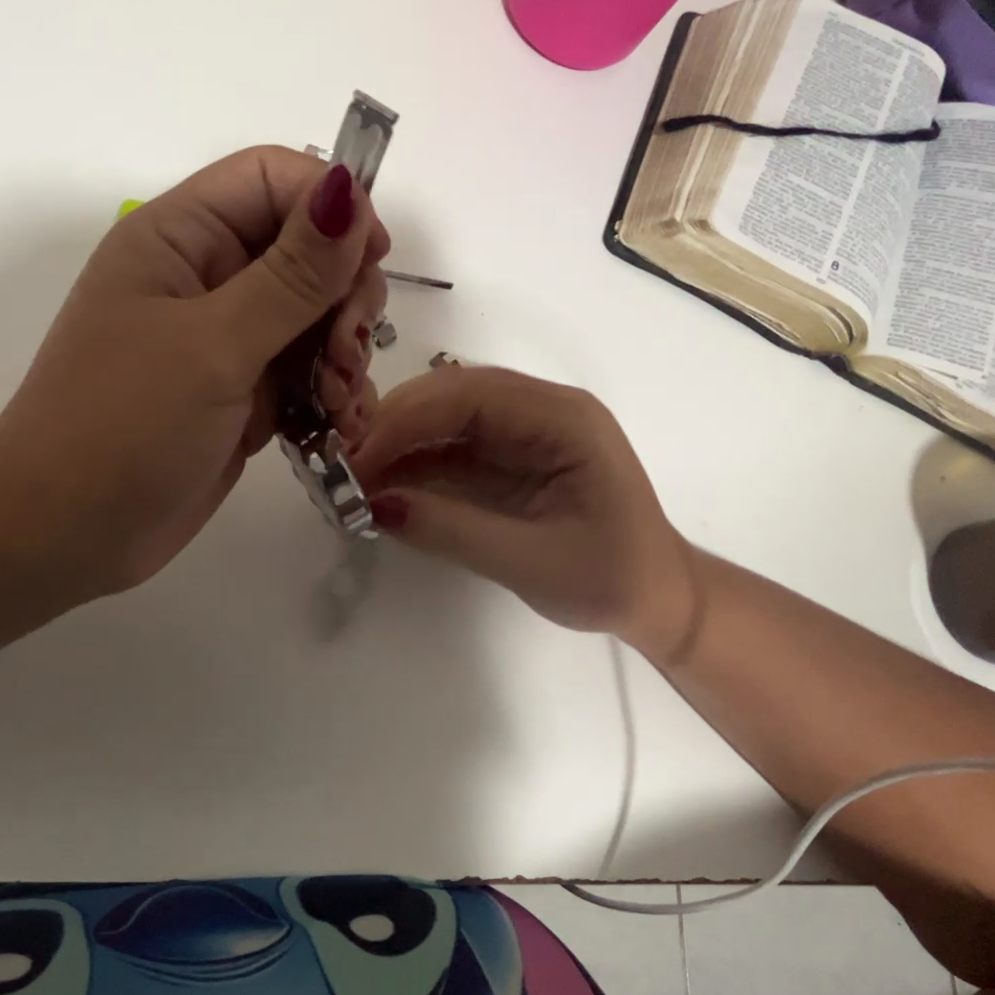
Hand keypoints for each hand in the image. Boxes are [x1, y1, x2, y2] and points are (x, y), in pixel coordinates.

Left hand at [0, 147, 389, 604]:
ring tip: (341, 410)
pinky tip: (339, 432)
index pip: (270, 181)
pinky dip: (331, 400)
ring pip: (314, 322)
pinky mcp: (239, 399)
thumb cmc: (121, 427)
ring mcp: (222, 344)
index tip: (374, 260)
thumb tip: (350, 189)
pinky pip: (304, 379)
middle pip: (306, 254)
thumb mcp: (211, 346)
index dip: (331, 206)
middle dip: (344, 300)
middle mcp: (203, 280)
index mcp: (177, 238)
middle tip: (350, 358)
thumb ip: (291, 275)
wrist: (64, 535)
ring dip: (344, 360)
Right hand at [349, 365, 697, 653]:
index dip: (404, 421)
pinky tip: (379, 490)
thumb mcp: (531, 561)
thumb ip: (452, 530)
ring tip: (349, 482)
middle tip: (340, 470)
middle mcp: (539, 411)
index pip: (468, 396)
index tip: (355, 461)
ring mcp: (522, 433)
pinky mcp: (507, 458)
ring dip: (394, 446)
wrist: (655, 599)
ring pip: (442, 420)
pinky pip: (448, 450)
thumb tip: (374, 506)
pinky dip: (410, 468)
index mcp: (562, 419)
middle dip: (391, 427)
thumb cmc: (610, 579)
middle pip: (449, 397)